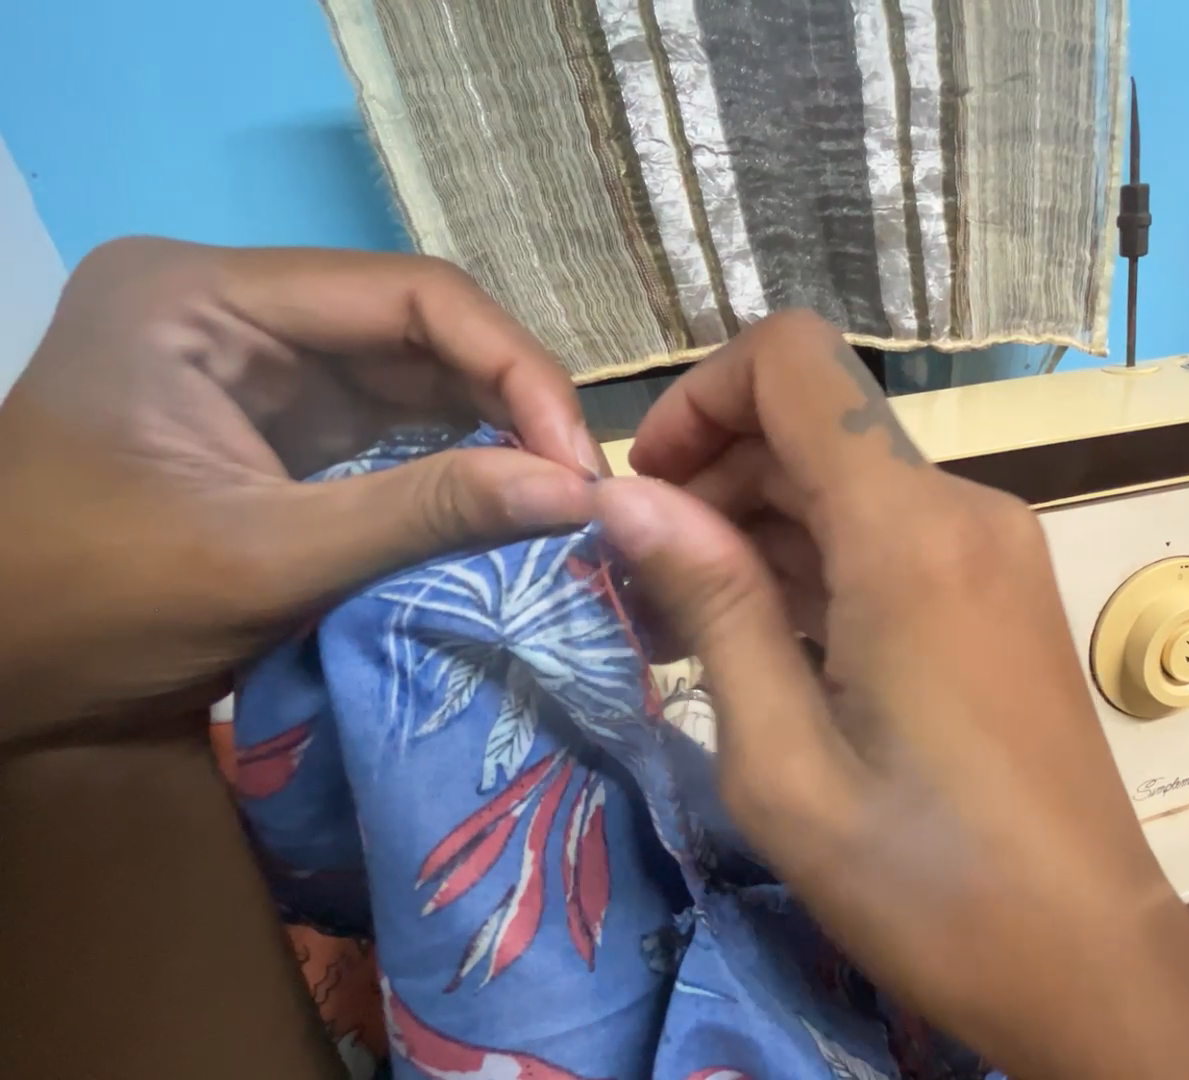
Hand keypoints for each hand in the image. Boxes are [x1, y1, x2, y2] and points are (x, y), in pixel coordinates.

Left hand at [0, 238, 600, 742]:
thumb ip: (431, 513)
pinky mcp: (308, 425)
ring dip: (510, 435)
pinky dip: (479, 463)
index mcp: (206, 299)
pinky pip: (421, 427)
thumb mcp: (267, 559)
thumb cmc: (81, 609)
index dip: (517, 369)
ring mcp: (281, 368)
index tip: (575, 459)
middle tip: (583, 485)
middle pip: (437, 332)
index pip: (416, 295)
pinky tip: (520, 498)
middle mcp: (253, 312)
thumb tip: (580, 496)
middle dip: (523, 406)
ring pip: (440, 379)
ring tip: (566, 494)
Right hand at [598, 311, 1188, 1078]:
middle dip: (722, 481)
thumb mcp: (782, 760)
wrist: (1087, 949)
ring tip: (704, 629)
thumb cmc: (927, 879)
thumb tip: (625, 496)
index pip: (795, 360)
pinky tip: (783, 640)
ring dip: (768, 528)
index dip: (703, 398)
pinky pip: (899, 534)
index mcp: (911, 531)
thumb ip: (711, 604)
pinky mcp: (1009, 587)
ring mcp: (999, 545)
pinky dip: (828, 560)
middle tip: (658, 590)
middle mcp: (968, 508)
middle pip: (818, 425)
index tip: (650, 493)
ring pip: (856, 482)